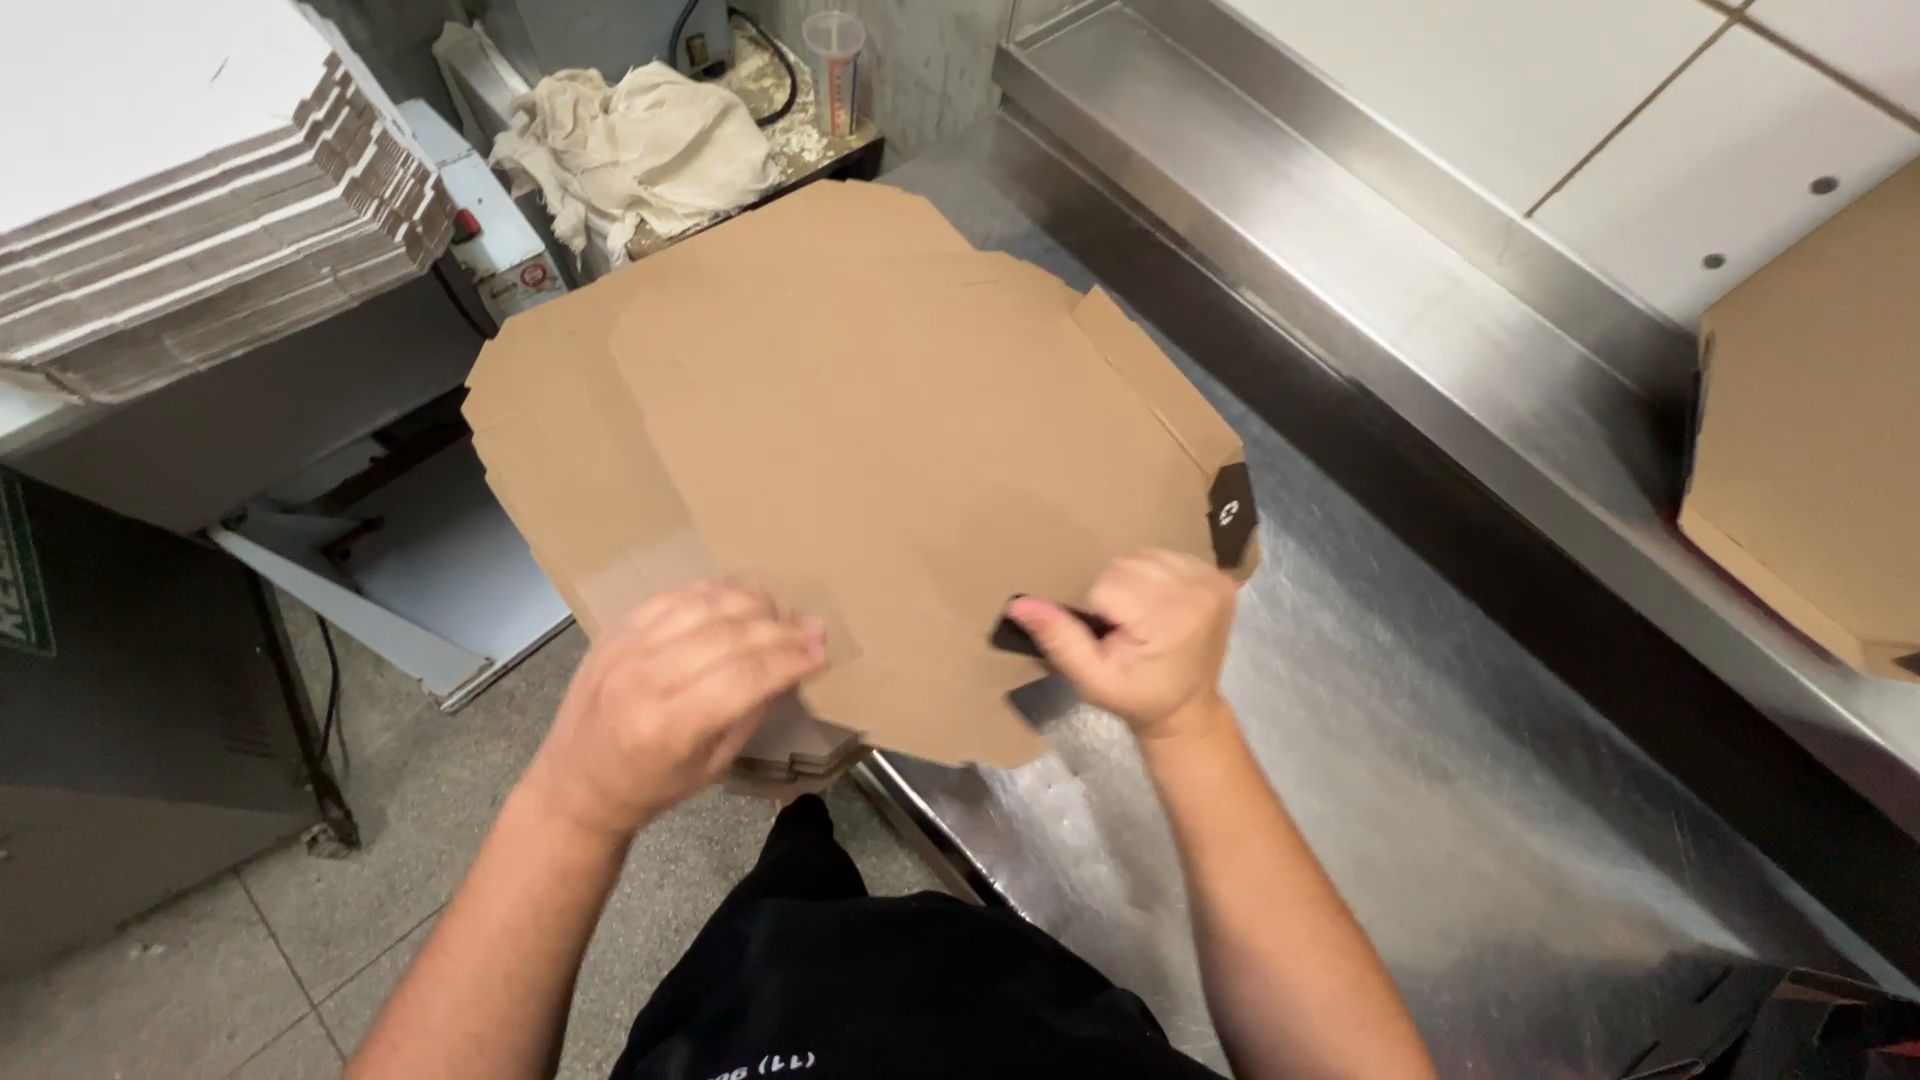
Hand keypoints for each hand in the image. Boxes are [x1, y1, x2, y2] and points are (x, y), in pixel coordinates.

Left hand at [519, 580, 826, 837]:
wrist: (575, 784)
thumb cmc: (651, 787)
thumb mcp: (714, 765)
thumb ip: (753, 710)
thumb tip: (793, 666)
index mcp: (667, 726)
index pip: (745, 676)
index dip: (791, 660)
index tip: (822, 654)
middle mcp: (643, 678)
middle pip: (729, 634)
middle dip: (782, 628)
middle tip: (814, 628)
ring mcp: (625, 647)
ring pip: (704, 604)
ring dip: (753, 602)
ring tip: (782, 612)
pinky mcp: (617, 629)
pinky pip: (676, 594)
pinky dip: (717, 591)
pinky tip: (743, 599)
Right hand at [1007, 549, 1236, 742]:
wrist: (1186, 707)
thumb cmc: (1136, 696)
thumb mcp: (1091, 677)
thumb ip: (1059, 638)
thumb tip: (1020, 603)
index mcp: (1168, 618)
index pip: (1107, 584)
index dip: (1099, 608)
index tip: (1113, 636)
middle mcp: (1197, 592)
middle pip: (1126, 564)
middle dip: (1115, 592)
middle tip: (1124, 627)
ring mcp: (1212, 582)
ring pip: (1143, 554)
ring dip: (1133, 580)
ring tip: (1139, 614)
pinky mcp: (1219, 577)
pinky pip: (1166, 555)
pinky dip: (1154, 575)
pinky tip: (1158, 603)